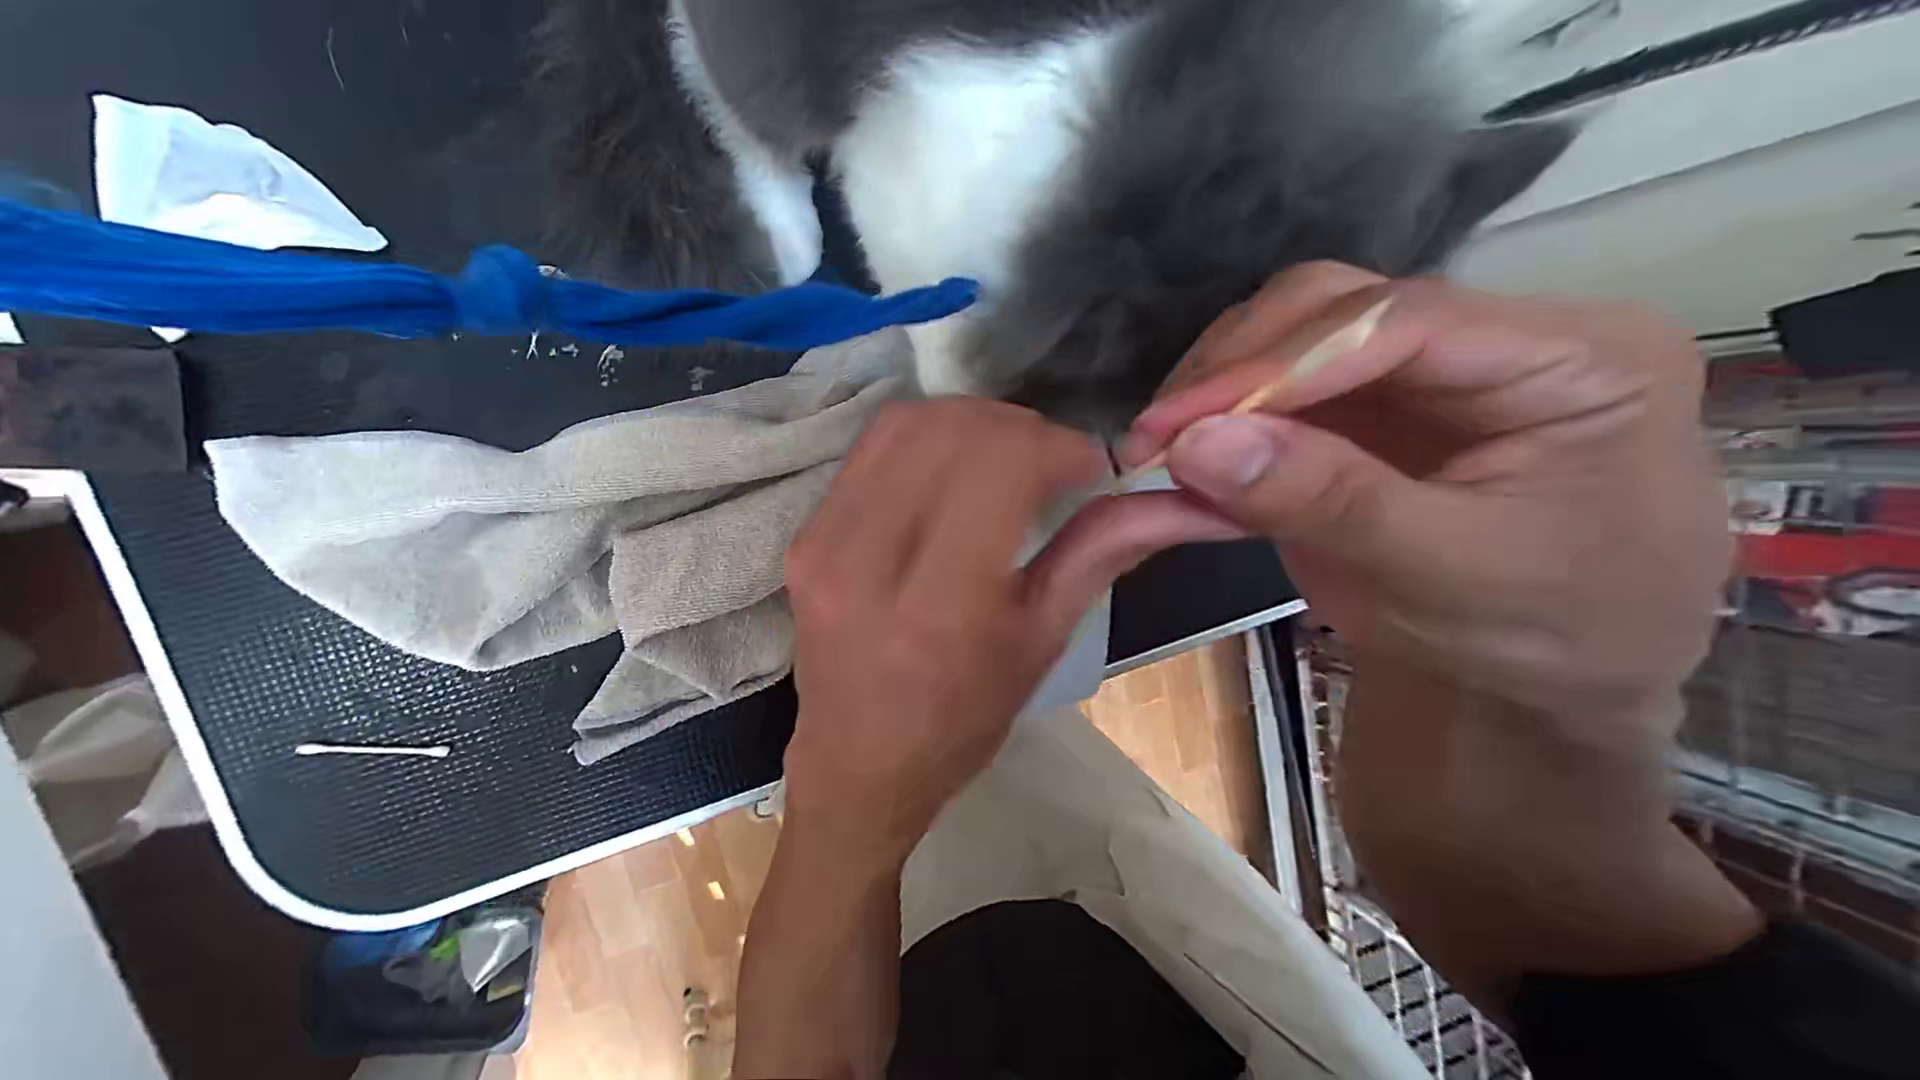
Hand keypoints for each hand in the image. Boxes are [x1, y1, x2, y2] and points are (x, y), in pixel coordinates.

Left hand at [783, 399, 1238, 863]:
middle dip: (1021, 428)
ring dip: (973, 421)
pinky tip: (954, 469)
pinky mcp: (804, 534)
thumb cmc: (962, 721)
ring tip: (1008, 458)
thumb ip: (1101, 554)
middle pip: (952, 431)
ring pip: (907, 424)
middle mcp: (870, 558)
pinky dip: (927, 437)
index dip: (1060, 446)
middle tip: (1053, 463)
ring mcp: (823, 541)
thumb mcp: (1041, 643)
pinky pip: (872, 447)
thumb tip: (1175, 498)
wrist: (858, 762)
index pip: (1001, 464)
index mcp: (941, 602)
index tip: (1089, 469)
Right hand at [1118, 262, 1729, 746]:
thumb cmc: (1537, 635)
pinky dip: (1219, 433)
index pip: (1399, 321)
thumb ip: (1327, 498)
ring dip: (1214, 395)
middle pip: (1333, 309)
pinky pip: (1271, 401)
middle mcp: (1483, 342)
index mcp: (1568, 360)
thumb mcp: (1444, 573)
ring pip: (1287, 342)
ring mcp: (1412, 376)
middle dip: (1233, 371)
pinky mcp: (1358, 416)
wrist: (1530, 685)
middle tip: (1154, 439)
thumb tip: (1194, 442)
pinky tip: (1182, 469)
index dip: (1275, 365)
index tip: (1176, 423)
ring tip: (1159, 457)